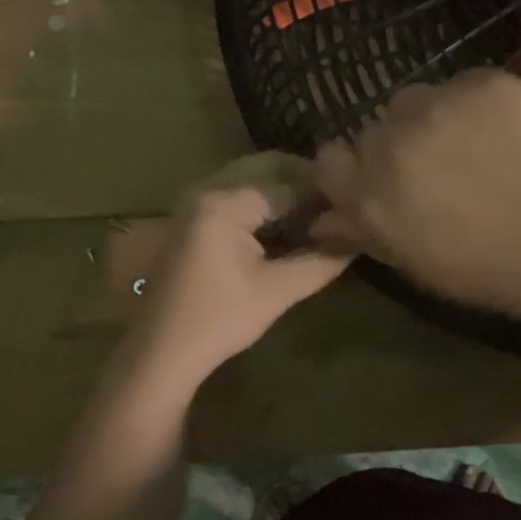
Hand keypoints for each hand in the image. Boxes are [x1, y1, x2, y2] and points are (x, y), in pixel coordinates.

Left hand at [127, 153, 350, 380]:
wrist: (162, 351)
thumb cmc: (219, 320)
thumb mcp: (277, 291)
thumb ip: (320, 261)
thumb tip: (358, 239)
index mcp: (225, 201)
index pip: (289, 181)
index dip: (325, 194)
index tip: (355, 208)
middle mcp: (207, 189)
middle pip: (269, 168)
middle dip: (305, 186)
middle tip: (339, 211)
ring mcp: (196, 202)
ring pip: (253, 180)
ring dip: (285, 194)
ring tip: (319, 222)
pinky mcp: (193, 220)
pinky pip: (237, 196)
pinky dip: (264, 206)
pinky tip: (288, 232)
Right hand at [311, 69, 520, 320]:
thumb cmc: (488, 271)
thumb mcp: (412, 264)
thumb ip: (361, 232)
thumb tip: (318, 220)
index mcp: (367, 194)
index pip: (328, 160)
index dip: (350, 170)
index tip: (375, 182)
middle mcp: (389, 142)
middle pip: (372, 129)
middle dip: (392, 147)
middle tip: (434, 172)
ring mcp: (437, 105)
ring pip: (413, 101)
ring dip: (428, 120)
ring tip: (470, 148)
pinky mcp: (481, 82)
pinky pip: (459, 85)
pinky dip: (473, 106)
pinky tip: (504, 134)